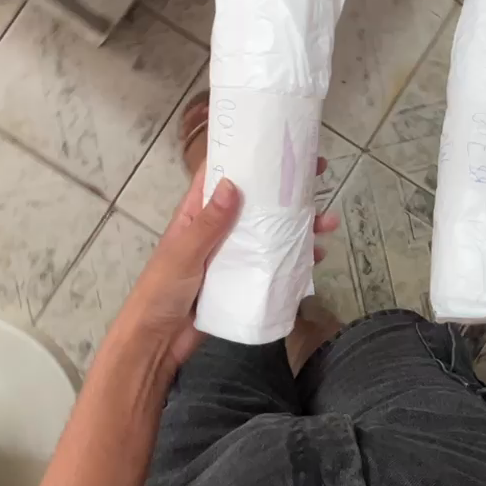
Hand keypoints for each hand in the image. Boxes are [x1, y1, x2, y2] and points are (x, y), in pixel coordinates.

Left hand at [109, 159, 340, 372]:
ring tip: (328, 222)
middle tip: (319, 173)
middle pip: (258, 200)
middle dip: (287, 187)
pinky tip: (316, 256)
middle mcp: (219, 227)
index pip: (225, 174)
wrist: (157, 342)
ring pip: (272, 231)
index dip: (250, 156)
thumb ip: (208, 223)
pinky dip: (296, 257)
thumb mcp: (183, 253)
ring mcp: (233, 253)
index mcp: (198, 212)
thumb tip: (233, 183)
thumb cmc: (161, 290)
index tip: (279, 142)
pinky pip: (274, 262)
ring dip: (300, 224)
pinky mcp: (244, 279)